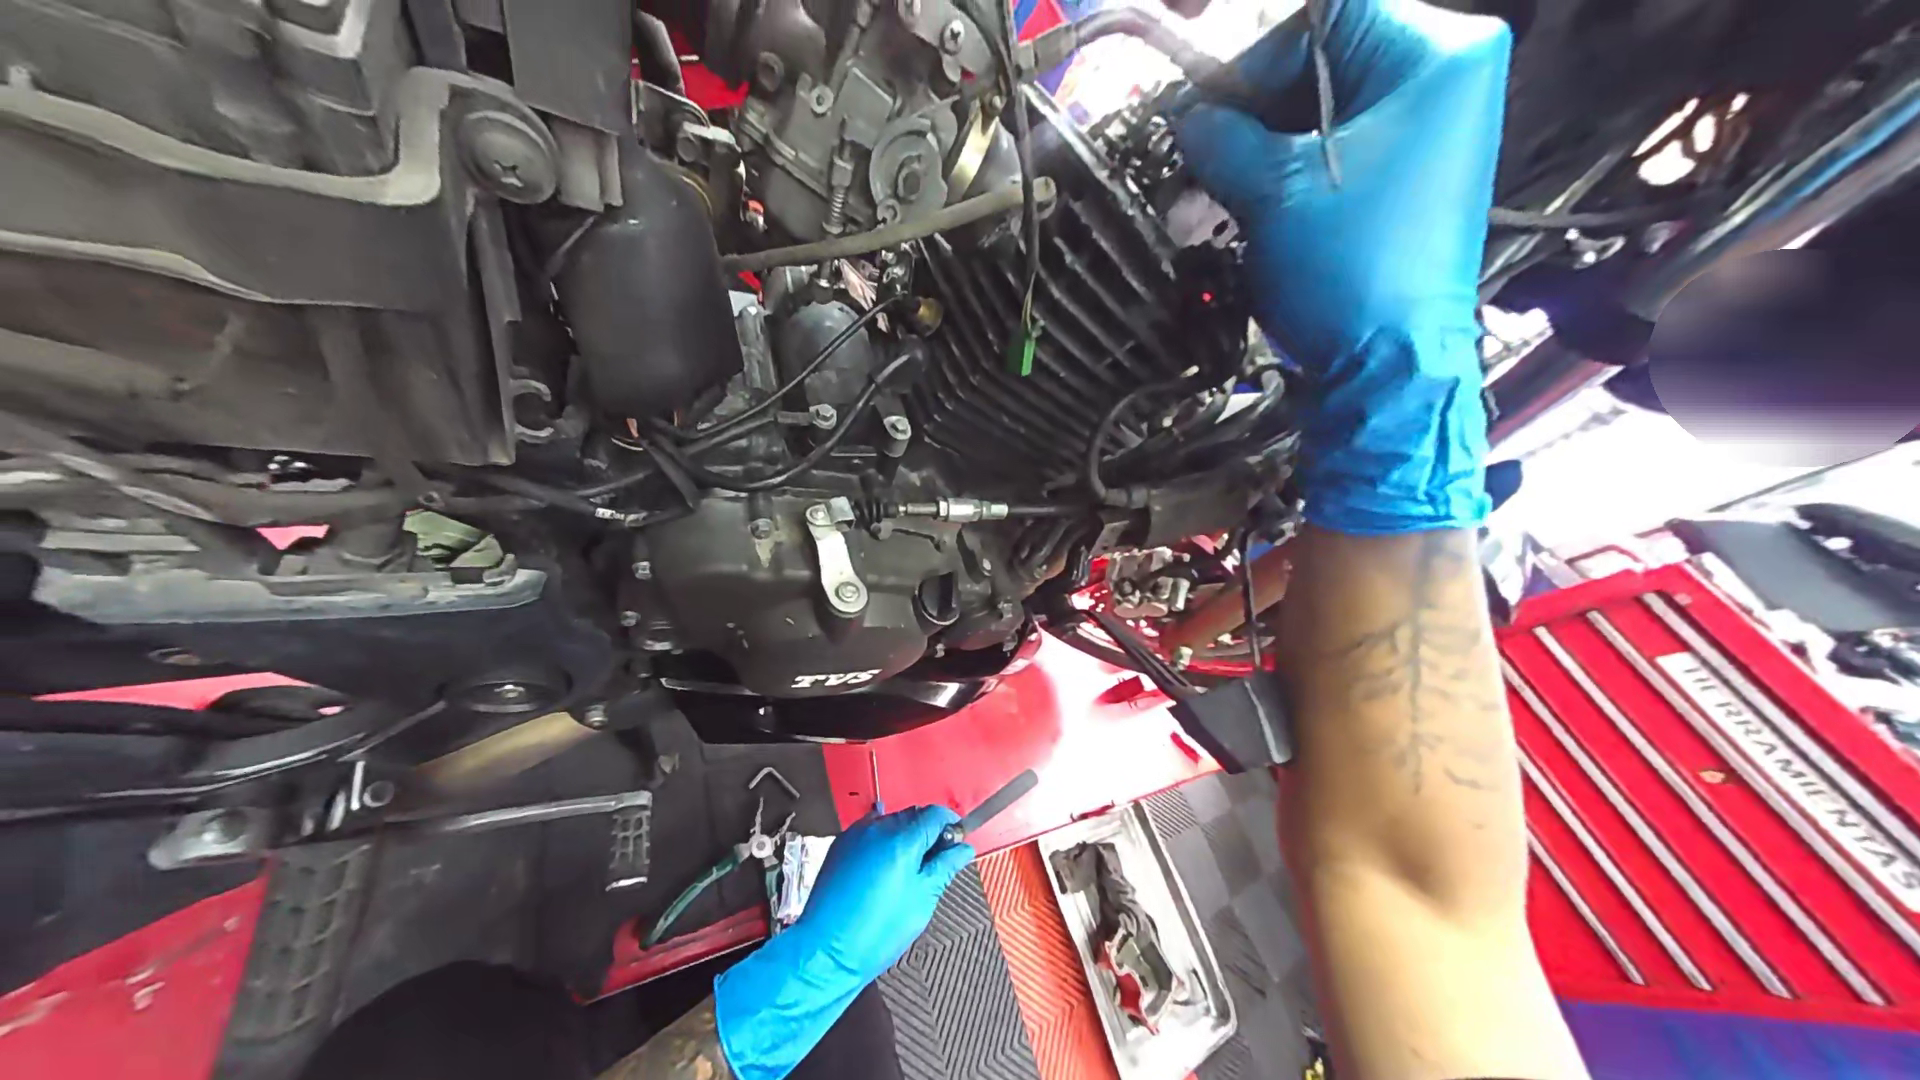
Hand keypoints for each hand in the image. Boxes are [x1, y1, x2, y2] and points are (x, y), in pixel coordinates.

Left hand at [713, 806, 972, 1079]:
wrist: (826, 952)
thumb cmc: (873, 933)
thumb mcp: (922, 900)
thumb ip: (945, 867)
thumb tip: (963, 850)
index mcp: (901, 839)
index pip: (935, 813)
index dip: (951, 825)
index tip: (957, 842)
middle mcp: (877, 828)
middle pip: (914, 814)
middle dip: (929, 832)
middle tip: (936, 862)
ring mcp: (856, 835)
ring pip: (892, 821)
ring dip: (906, 836)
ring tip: (908, 871)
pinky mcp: (841, 845)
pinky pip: (870, 831)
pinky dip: (883, 842)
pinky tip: (885, 868)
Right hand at [1175, 0, 1510, 533]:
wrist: (1387, 367)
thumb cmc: (1346, 268)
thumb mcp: (1273, 194)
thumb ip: (1222, 140)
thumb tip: (1183, 116)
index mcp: (1434, 57)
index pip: (1326, 15)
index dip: (1248, 60)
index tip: (1195, 109)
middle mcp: (1436, 85)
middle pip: (1317, 67)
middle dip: (1241, 118)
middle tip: (1187, 156)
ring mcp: (1416, 140)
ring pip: (1311, 121)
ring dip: (1246, 158)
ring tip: (1194, 200)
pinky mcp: (1391, 187)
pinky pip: (1321, 162)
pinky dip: (1271, 183)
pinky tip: (1226, 211)